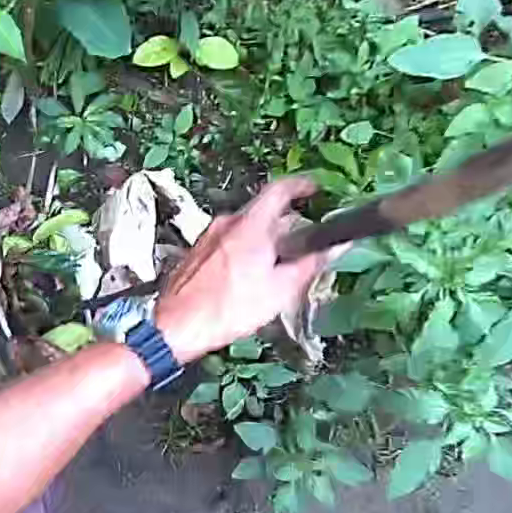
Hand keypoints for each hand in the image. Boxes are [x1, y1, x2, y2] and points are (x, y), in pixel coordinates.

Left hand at [153, 177, 335, 361]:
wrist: (177, 327)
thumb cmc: (227, 309)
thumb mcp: (280, 290)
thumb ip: (310, 264)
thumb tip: (335, 248)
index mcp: (250, 225)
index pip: (280, 189)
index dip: (302, 185)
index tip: (315, 190)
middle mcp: (226, 223)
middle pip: (263, 212)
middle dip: (286, 225)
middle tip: (303, 245)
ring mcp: (208, 237)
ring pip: (245, 229)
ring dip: (264, 242)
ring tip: (275, 269)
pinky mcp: (197, 253)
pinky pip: (228, 243)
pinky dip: (244, 252)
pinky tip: (247, 279)